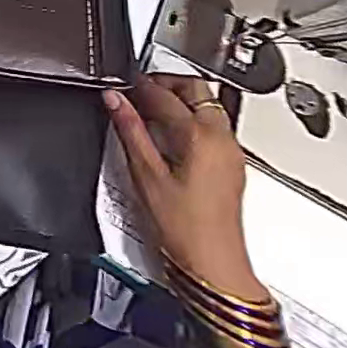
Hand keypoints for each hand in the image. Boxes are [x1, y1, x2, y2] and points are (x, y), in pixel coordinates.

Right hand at [104, 75, 263, 297]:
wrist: (212, 265)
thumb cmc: (185, 229)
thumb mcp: (146, 174)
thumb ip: (130, 130)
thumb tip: (115, 100)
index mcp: (201, 136)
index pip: (165, 95)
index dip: (139, 86)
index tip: (122, 85)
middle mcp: (222, 138)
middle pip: (196, 87)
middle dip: (166, 82)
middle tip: (139, 88)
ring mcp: (230, 150)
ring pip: (207, 103)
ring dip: (179, 98)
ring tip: (149, 109)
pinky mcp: (231, 163)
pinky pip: (213, 124)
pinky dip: (190, 117)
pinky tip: (168, 132)